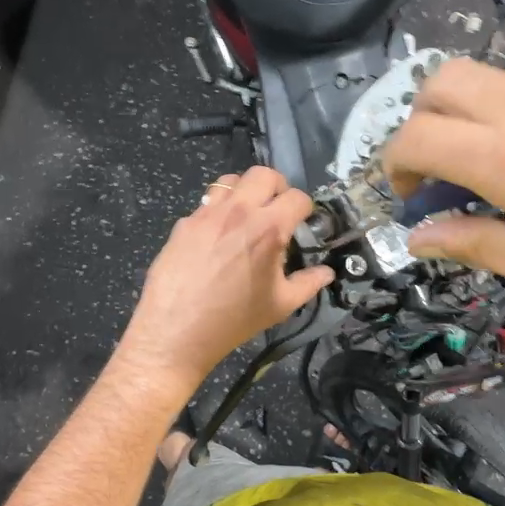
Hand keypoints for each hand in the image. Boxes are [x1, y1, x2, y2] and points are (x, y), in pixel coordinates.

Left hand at [118, 167, 334, 386]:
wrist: (177, 331)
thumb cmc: (235, 320)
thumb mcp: (280, 305)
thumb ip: (308, 283)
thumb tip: (326, 273)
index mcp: (268, 229)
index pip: (297, 197)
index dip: (305, 208)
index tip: (302, 221)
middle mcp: (238, 212)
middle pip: (263, 174)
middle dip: (277, 187)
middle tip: (276, 209)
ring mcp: (207, 214)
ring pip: (230, 180)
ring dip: (244, 191)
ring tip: (246, 214)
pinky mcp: (184, 223)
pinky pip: (206, 203)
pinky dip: (218, 210)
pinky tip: (218, 236)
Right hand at [382, 59, 504, 303]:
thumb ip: (476, 245)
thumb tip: (421, 238)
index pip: (416, 137)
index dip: (394, 167)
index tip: (410, 200)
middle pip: (439, 82)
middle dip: (418, 123)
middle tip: (437, 172)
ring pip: (482, 76)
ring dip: (460, 114)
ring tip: (484, 169)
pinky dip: (502, 113)